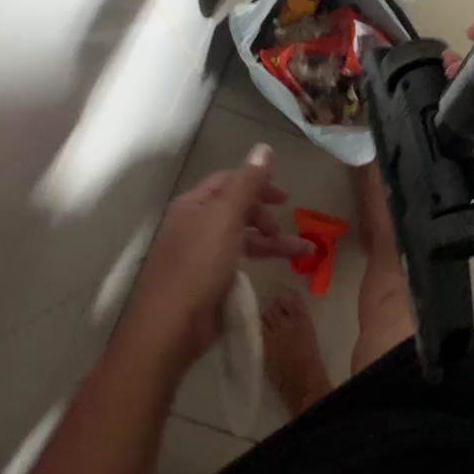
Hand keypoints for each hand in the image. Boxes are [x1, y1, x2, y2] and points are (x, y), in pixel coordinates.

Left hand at [120, 144, 313, 367]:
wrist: (170, 327)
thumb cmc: (198, 265)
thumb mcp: (226, 217)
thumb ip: (247, 183)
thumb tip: (264, 147)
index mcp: (193, 205)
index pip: (228, 181)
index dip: (256, 182)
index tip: (284, 194)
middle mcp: (193, 225)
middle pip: (235, 209)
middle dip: (265, 214)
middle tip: (287, 223)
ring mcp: (199, 255)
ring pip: (241, 237)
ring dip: (271, 240)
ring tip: (302, 251)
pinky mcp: (207, 281)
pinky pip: (239, 260)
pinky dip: (260, 259)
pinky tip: (278, 266)